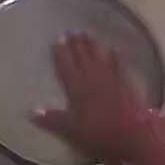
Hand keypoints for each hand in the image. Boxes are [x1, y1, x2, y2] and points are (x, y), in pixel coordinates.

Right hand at [34, 32, 164, 164]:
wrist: (134, 134)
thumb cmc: (100, 134)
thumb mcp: (71, 130)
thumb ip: (52, 119)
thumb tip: (31, 110)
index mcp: (77, 89)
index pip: (66, 67)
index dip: (61, 52)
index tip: (58, 38)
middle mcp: (92, 79)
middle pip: (82, 57)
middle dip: (76, 43)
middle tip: (71, 30)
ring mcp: (111, 78)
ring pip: (100, 56)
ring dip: (93, 44)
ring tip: (88, 31)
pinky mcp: (128, 82)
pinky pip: (121, 64)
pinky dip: (119, 55)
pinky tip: (118, 47)